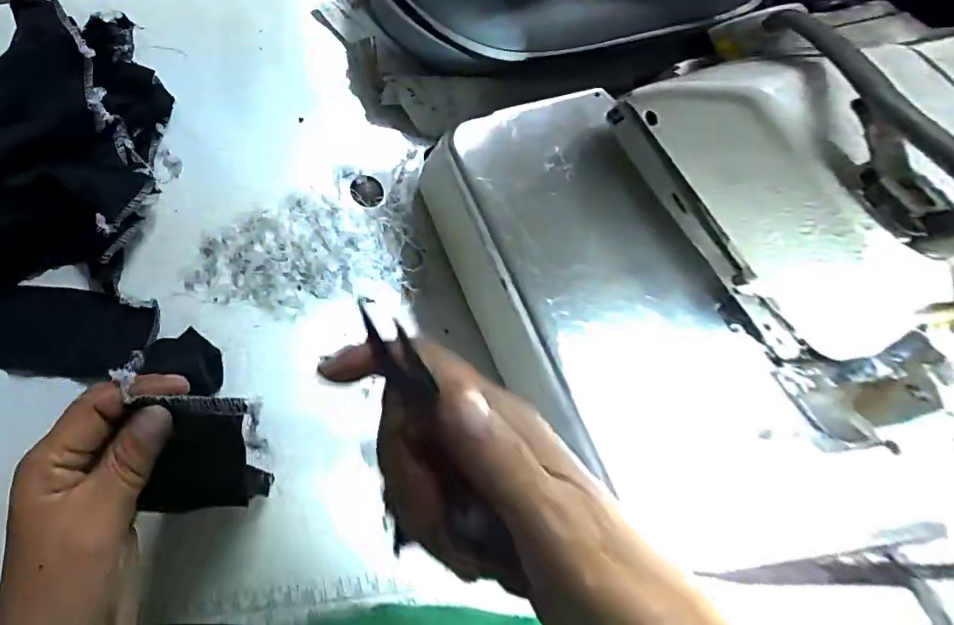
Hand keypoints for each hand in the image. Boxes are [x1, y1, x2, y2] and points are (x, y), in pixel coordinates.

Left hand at [0, 375, 188, 624]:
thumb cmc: (68, 584)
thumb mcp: (96, 519)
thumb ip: (126, 462)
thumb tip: (159, 410)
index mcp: (48, 460)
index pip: (93, 408)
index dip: (134, 390)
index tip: (179, 385)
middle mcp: (63, 469)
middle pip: (104, 421)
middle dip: (142, 403)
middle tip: (189, 393)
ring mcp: (83, 495)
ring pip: (117, 446)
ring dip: (150, 429)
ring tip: (189, 413)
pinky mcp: (103, 518)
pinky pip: (127, 475)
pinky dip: (151, 460)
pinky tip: (176, 451)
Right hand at [320, 338, 723, 624]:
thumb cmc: (623, 596)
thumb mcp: (558, 534)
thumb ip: (500, 463)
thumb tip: (447, 393)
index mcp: (504, 424)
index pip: (426, 363)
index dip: (375, 356)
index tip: (330, 375)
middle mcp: (490, 434)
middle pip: (405, 418)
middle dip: (405, 472)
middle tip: (443, 523)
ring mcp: (488, 470)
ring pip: (412, 461)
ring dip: (423, 511)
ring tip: (472, 556)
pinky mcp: (486, 505)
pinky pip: (429, 498)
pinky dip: (436, 532)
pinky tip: (477, 563)